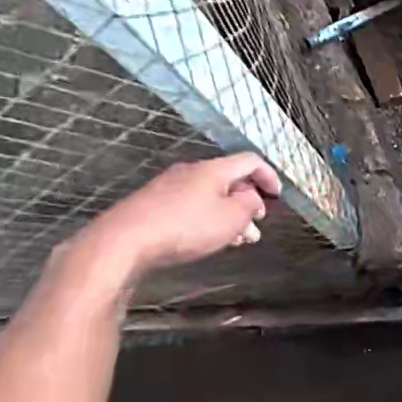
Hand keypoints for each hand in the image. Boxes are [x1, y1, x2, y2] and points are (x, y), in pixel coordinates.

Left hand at [67, 154, 281, 280]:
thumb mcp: (232, 218)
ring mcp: (169, 186)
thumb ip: (250, 205)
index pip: (250, 161)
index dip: (269, 176)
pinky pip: (190, 206)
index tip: (276, 195)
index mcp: (213, 169)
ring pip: (209, 196)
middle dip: (247, 203)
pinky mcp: (154, 204)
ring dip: (227, 215)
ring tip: (235, 239)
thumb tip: (251, 198)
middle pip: (228, 180)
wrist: (124, 240)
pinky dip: (206, 219)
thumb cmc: (185, 227)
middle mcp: (191, 171)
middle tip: (255, 225)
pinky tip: (206, 239)